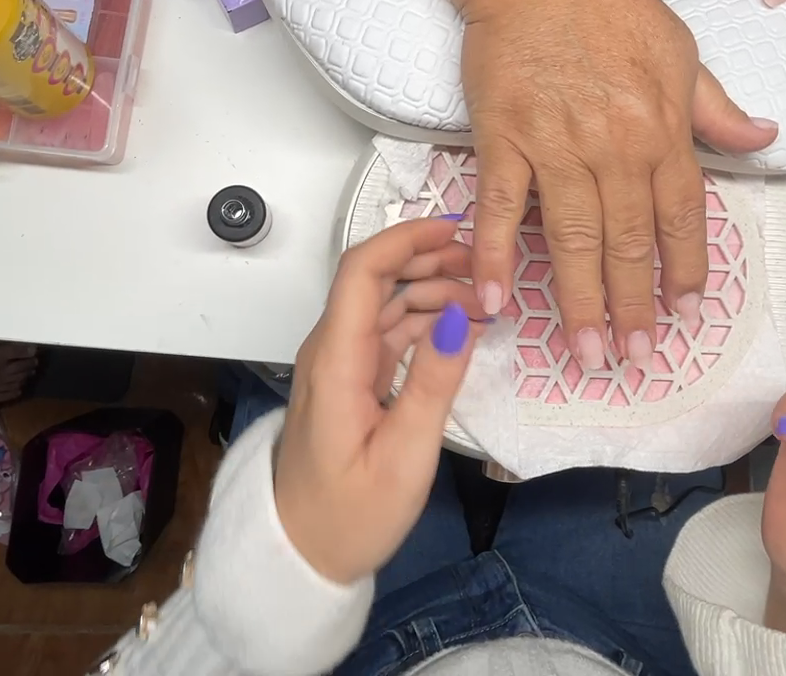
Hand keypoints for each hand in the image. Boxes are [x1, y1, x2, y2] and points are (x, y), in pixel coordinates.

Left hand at [274, 216, 486, 583]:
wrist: (300, 556)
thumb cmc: (349, 515)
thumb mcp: (404, 456)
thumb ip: (433, 382)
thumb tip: (460, 316)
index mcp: (336, 359)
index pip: (361, 272)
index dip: (405, 239)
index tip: (454, 230)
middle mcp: (333, 348)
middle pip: (376, 277)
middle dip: (429, 259)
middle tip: (484, 267)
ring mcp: (342, 361)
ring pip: (386, 301)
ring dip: (433, 289)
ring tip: (484, 302)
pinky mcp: (353, 376)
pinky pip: (389, 330)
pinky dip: (426, 319)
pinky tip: (460, 328)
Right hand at [461, 0, 776, 374]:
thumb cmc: (609, 8)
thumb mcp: (682, 52)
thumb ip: (717, 108)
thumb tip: (764, 140)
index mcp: (662, 129)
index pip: (681, 217)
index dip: (682, 270)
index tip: (681, 315)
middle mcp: (615, 148)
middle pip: (627, 242)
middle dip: (633, 306)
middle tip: (633, 360)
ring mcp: (555, 147)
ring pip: (570, 239)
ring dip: (580, 301)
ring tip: (587, 353)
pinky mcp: (503, 139)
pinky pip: (500, 207)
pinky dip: (495, 254)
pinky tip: (495, 299)